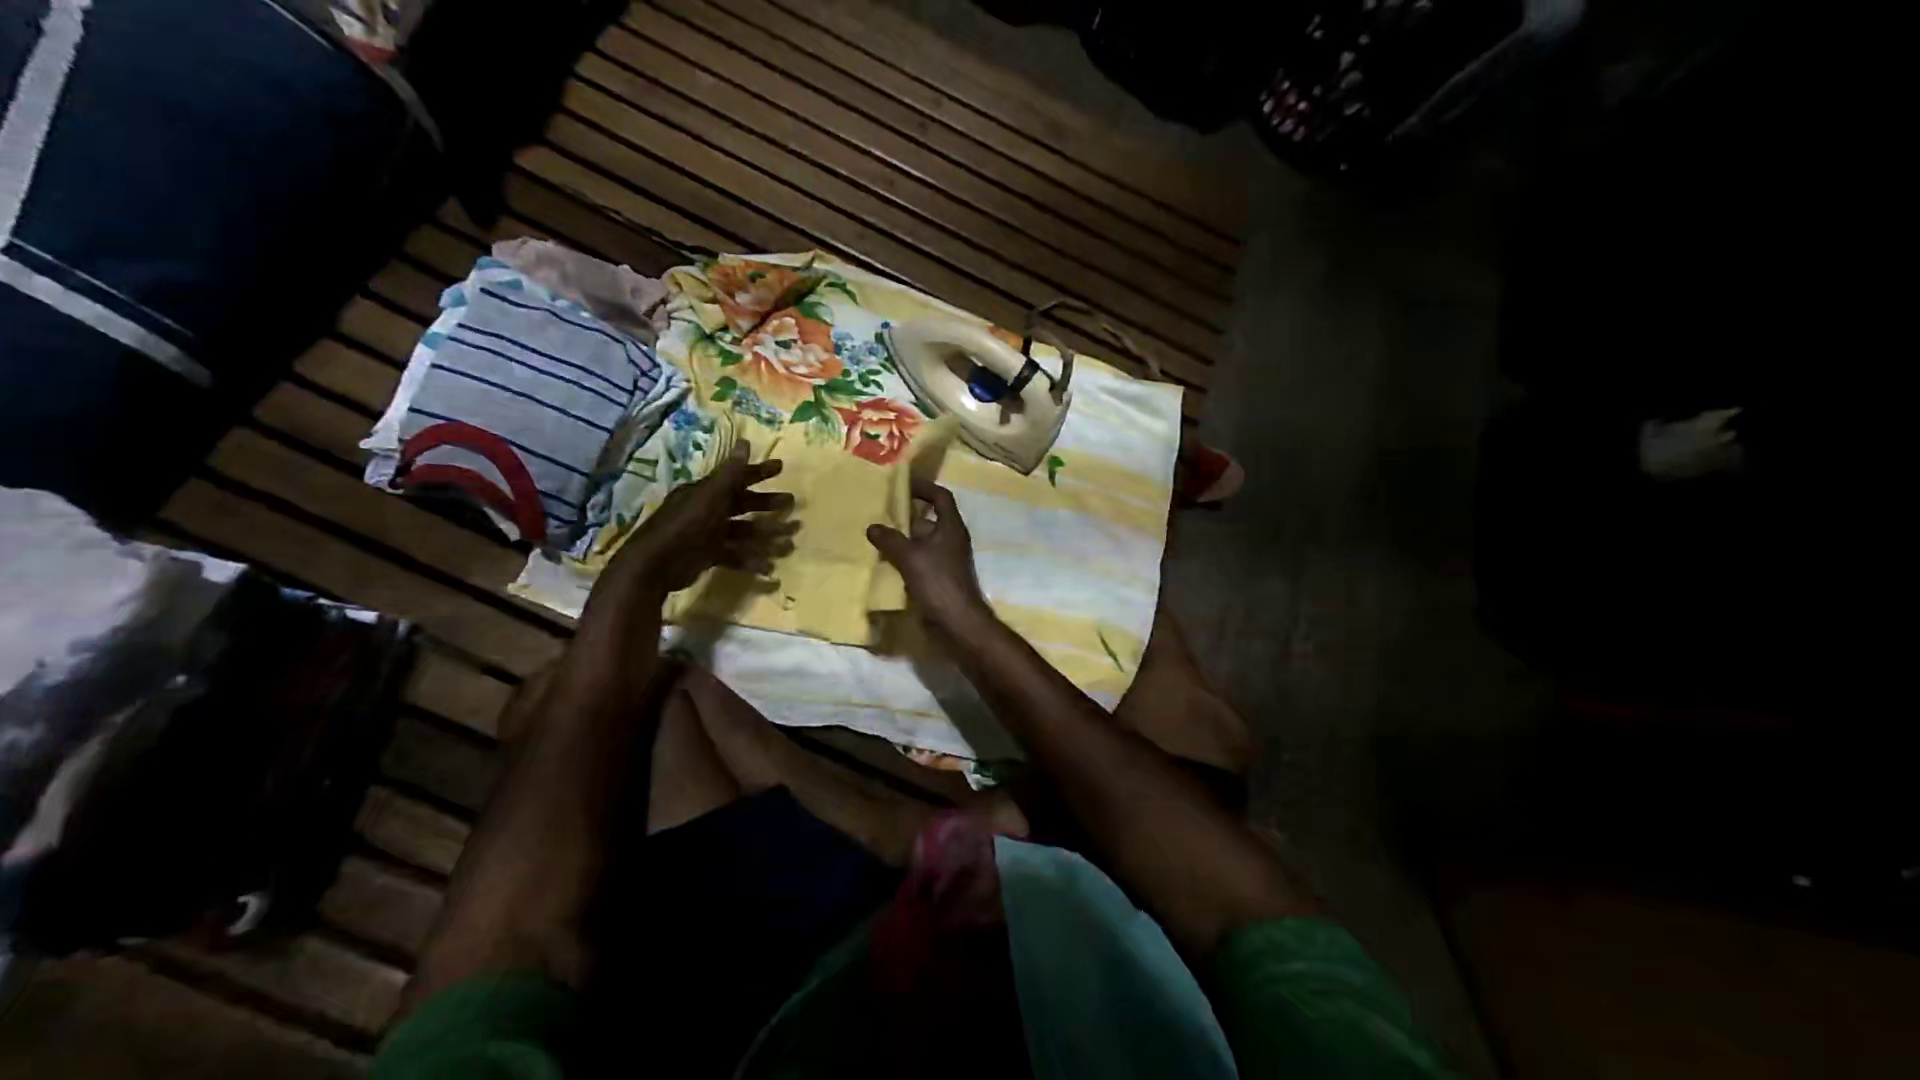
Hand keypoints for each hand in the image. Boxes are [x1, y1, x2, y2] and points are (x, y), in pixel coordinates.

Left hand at [595, 440, 795, 605]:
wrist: (655, 565)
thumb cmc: (686, 525)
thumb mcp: (711, 496)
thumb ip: (731, 473)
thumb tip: (746, 441)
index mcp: (706, 492)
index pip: (736, 477)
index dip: (758, 471)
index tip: (781, 467)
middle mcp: (707, 510)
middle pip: (742, 504)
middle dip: (766, 504)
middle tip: (791, 504)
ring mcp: (707, 534)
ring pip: (742, 532)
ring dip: (765, 536)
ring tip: (788, 544)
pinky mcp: (707, 556)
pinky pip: (734, 555)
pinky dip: (750, 560)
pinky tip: (768, 567)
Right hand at [867, 479, 989, 631]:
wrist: (956, 622)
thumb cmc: (938, 582)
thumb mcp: (911, 557)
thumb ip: (891, 540)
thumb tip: (872, 527)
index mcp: (951, 528)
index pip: (941, 497)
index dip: (924, 487)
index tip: (903, 484)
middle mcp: (950, 540)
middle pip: (927, 520)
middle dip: (904, 517)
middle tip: (878, 513)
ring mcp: (944, 561)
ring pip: (920, 543)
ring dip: (901, 540)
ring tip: (874, 536)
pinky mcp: (937, 579)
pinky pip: (917, 562)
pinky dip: (902, 560)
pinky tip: (883, 562)